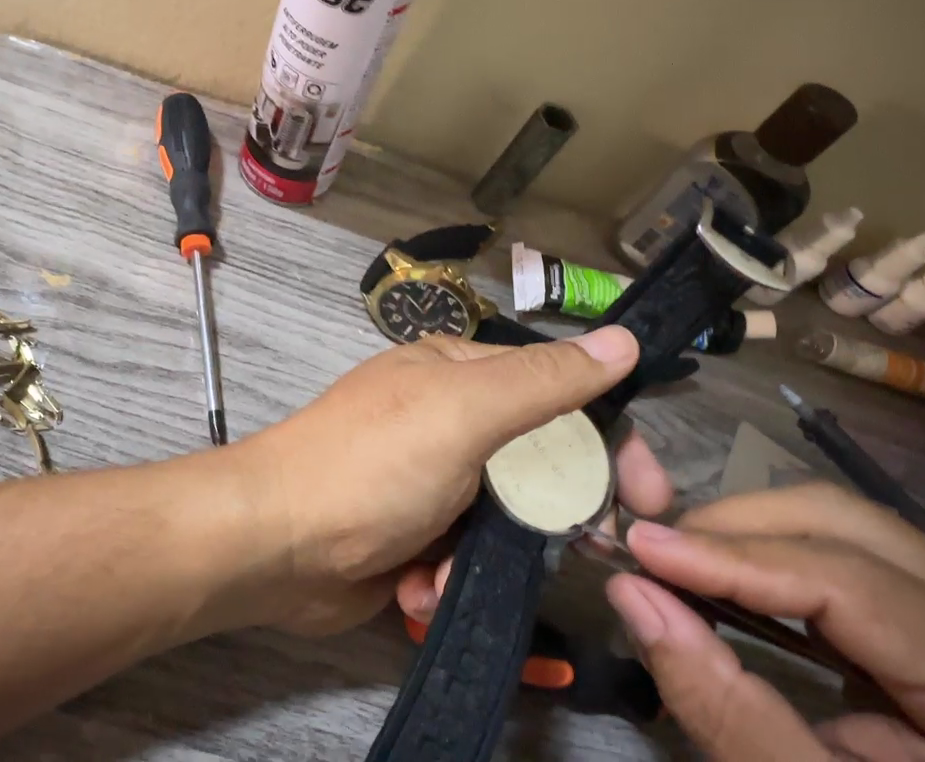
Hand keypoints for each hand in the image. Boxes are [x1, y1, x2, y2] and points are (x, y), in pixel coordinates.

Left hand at [230, 326, 644, 634]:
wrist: (273, 545)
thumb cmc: (371, 466)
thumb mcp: (463, 410)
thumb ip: (544, 381)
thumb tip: (622, 338)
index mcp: (456, 374)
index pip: (559, 395)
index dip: (611, 442)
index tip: (651, 497)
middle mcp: (446, 420)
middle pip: (536, 465)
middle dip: (551, 515)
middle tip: (588, 553)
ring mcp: (427, 481)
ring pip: (503, 522)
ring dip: (489, 556)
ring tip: (452, 571)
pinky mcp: (410, 536)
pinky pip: (461, 558)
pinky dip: (447, 577)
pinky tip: (420, 587)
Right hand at [605, 483, 924, 760]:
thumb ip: (731, 712)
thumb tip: (633, 596)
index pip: (853, 585)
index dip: (736, 561)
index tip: (638, 550)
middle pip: (850, 526)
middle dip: (735, 529)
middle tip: (652, 556)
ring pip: (846, 523)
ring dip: (747, 533)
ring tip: (677, 561)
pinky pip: (848, 551)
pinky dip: (772, 553)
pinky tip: (727, 576)